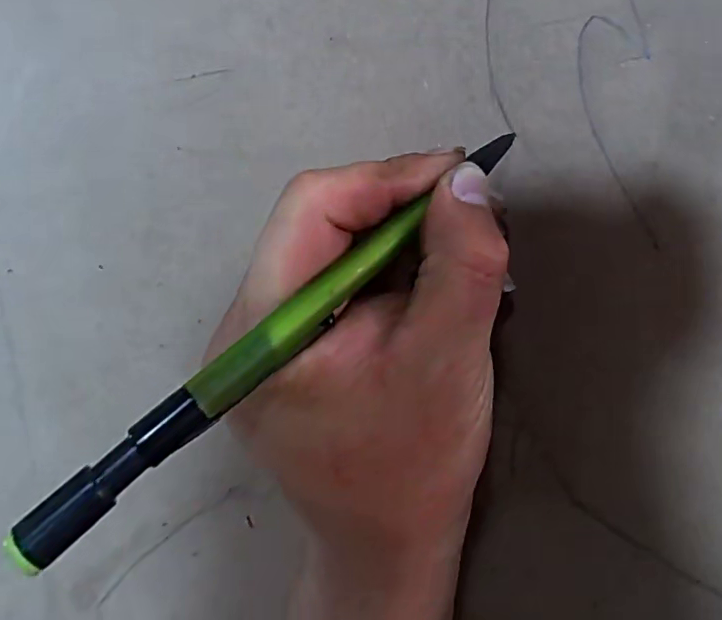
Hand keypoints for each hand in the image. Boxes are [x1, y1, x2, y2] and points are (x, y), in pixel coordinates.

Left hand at [206, 151, 508, 619]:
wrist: (388, 547)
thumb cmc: (413, 465)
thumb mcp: (448, 357)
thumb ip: (463, 261)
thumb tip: (467, 179)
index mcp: (262, 324)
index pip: (314, 205)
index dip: (388, 178)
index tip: (457, 176)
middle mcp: (253, 315)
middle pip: (326, 215)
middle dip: (403, 202)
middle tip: (468, 206)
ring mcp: (275, 324)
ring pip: (342, 235)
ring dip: (406, 227)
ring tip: (461, 237)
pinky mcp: (303, 332)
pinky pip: (350, 265)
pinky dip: (399, 254)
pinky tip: (436, 267)